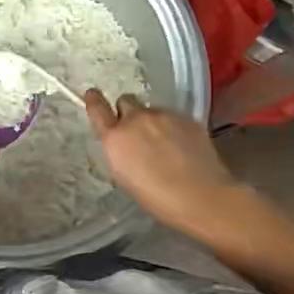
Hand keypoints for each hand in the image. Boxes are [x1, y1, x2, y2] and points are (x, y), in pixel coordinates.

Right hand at [84, 90, 241, 227]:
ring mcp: (163, 116)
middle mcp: (136, 120)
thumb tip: (123, 145)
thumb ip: (119, 152)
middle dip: (128, 113)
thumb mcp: (125, 178)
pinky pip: (173, 117)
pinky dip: (174, 127)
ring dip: (153, 122)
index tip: (92, 94)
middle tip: (138, 133)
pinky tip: (183, 147)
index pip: (97, 109)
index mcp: (115, 138)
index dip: (94, 100)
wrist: (201, 196)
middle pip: (126, 102)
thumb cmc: (157, 199)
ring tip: (166, 146)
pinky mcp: (187, 118)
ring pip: (151, 110)